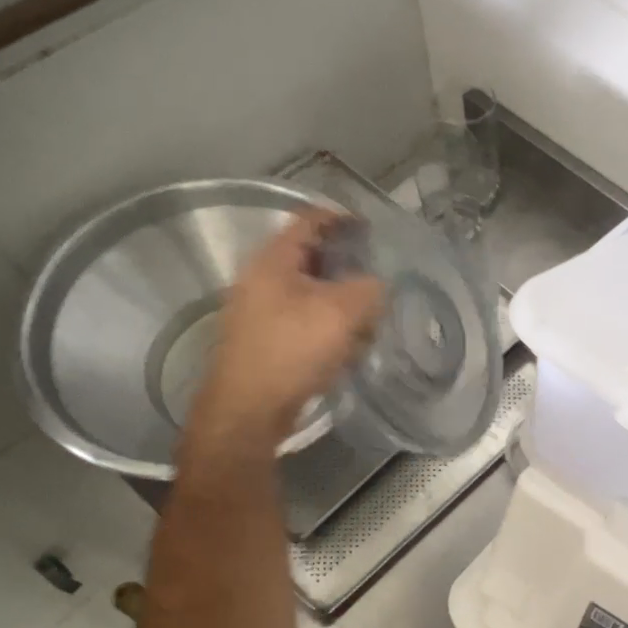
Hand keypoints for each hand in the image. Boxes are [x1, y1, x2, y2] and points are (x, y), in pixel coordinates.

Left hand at [191, 205, 385, 448]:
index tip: (372, 229)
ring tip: (369, 318)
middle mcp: (261, 279)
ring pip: (309, 293)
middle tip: (378, 276)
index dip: (342, 218)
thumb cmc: (292, 350)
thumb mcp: (342, 313)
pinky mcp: (265, 341)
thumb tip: (377, 285)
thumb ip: (368, 289)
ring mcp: (259, 311)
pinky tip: (347, 348)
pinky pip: (303, 321)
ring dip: (340, 301)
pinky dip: (328, 326)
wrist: (249, 409)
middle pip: (310, 257)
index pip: (309, 219)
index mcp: (274, 260)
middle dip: (346, 265)